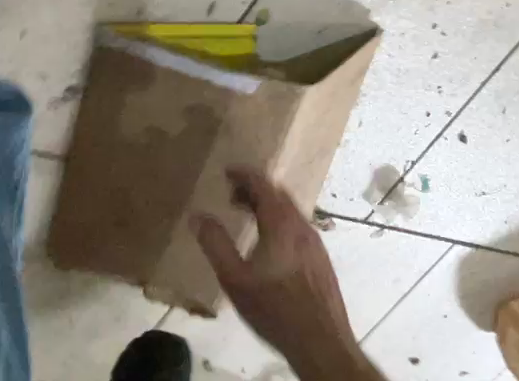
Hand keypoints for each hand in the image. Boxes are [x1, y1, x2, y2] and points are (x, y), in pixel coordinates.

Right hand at [191, 166, 383, 379]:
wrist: (322, 345)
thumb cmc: (275, 310)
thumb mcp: (235, 278)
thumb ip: (215, 243)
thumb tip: (197, 215)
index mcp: (281, 223)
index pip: (262, 183)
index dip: (243, 174)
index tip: (225, 172)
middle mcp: (302, 226)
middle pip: (277, 193)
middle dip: (254, 189)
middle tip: (231, 196)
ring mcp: (315, 243)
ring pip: (290, 211)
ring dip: (267, 206)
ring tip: (247, 218)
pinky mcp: (322, 260)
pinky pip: (298, 226)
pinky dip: (280, 221)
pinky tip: (270, 245)